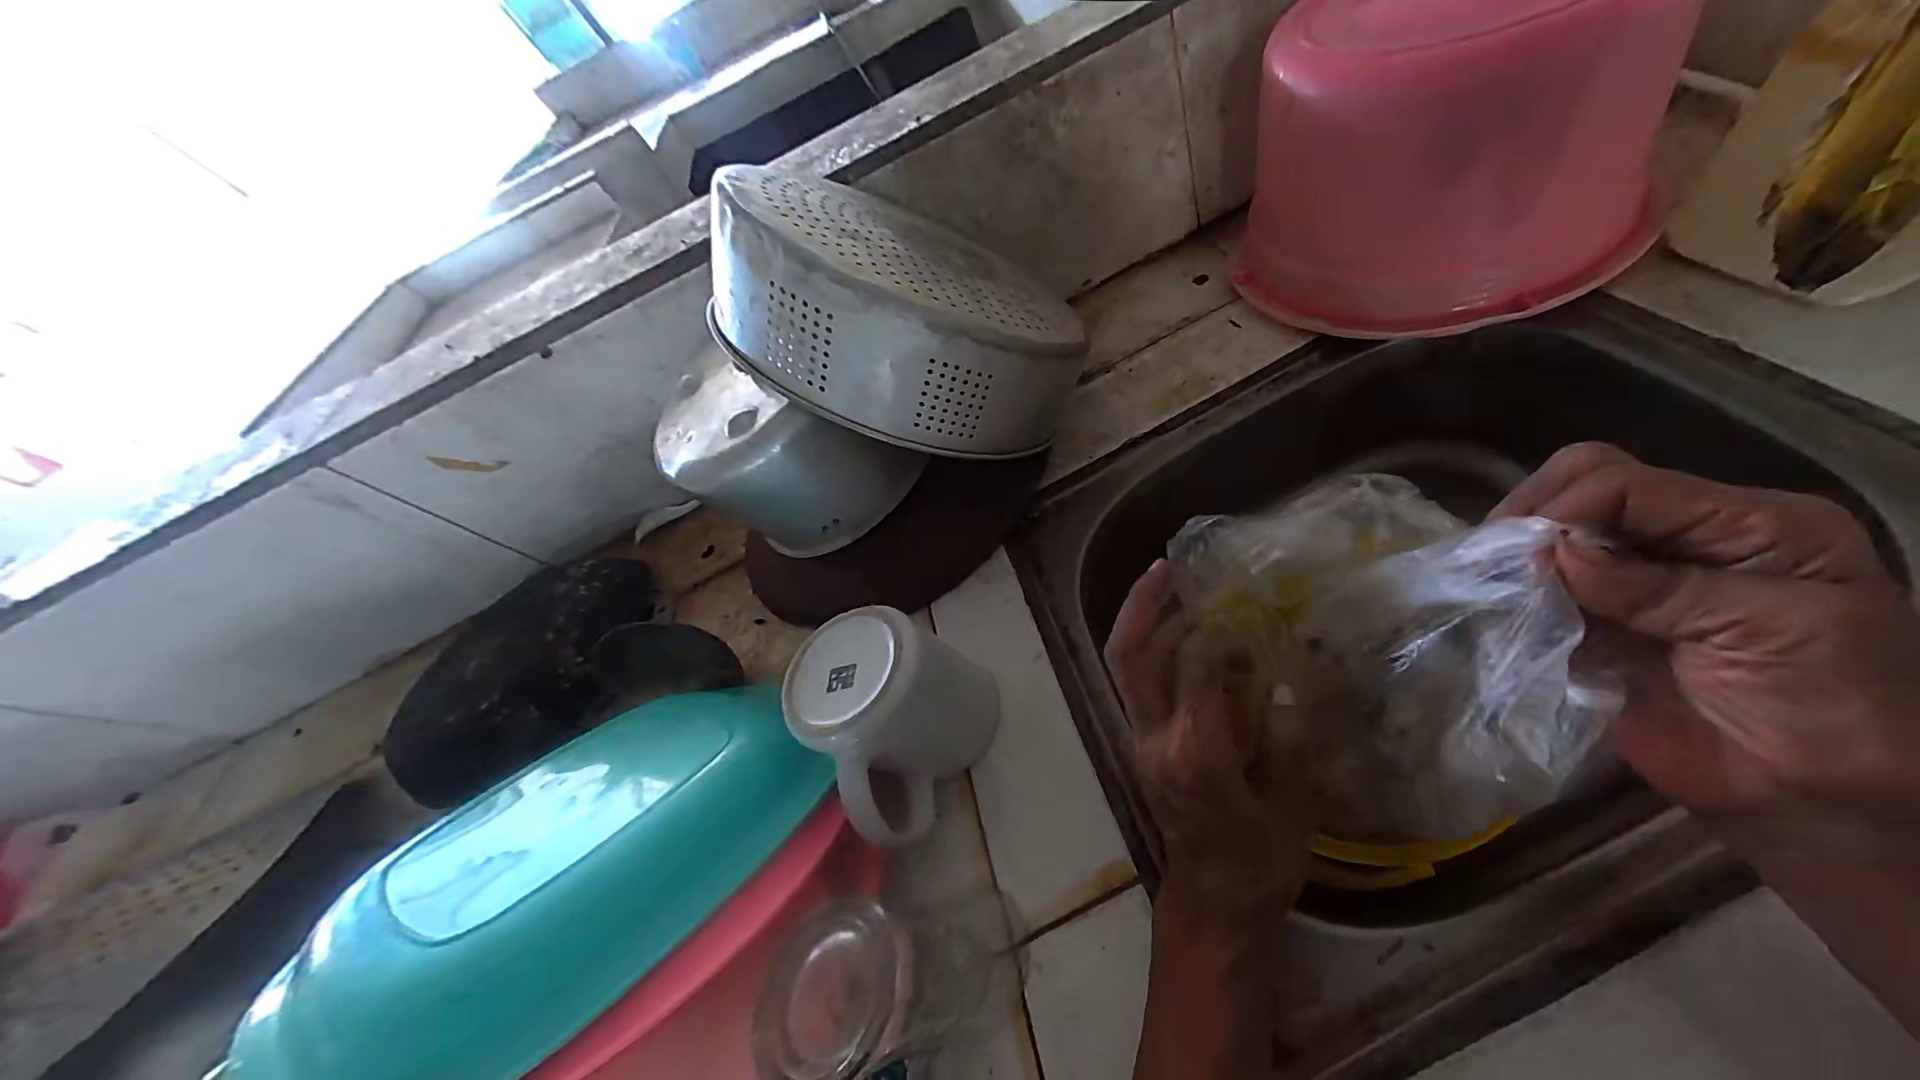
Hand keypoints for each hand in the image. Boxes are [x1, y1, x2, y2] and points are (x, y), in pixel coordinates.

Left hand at [1104, 559, 1311, 923]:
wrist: (1213, 902)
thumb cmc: (1259, 863)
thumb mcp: (1292, 810)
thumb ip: (1286, 744)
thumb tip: (1283, 686)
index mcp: (1196, 753)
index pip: (1194, 670)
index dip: (1219, 640)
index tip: (1247, 631)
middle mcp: (1154, 738)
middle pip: (1130, 657)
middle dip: (1142, 606)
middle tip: (1166, 568)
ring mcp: (1139, 740)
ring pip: (1125, 667)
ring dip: (1143, 624)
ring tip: (1174, 593)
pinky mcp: (1140, 744)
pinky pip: (1136, 685)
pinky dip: (1150, 652)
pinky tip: (1177, 638)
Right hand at [1493, 442, 1919, 866]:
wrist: (1813, 803)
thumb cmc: (1829, 710)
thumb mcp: (1771, 629)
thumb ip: (1660, 585)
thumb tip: (1553, 551)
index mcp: (1750, 524)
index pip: (1630, 483)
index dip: (1569, 506)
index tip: (1527, 551)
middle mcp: (1686, 539)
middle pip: (1586, 484)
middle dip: (1535, 513)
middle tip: (1498, 556)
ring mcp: (1635, 580)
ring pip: (1556, 530)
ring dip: (1518, 551)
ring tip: (1491, 579)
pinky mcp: (1596, 619)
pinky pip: (1541, 585)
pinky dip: (1515, 589)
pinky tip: (1501, 601)